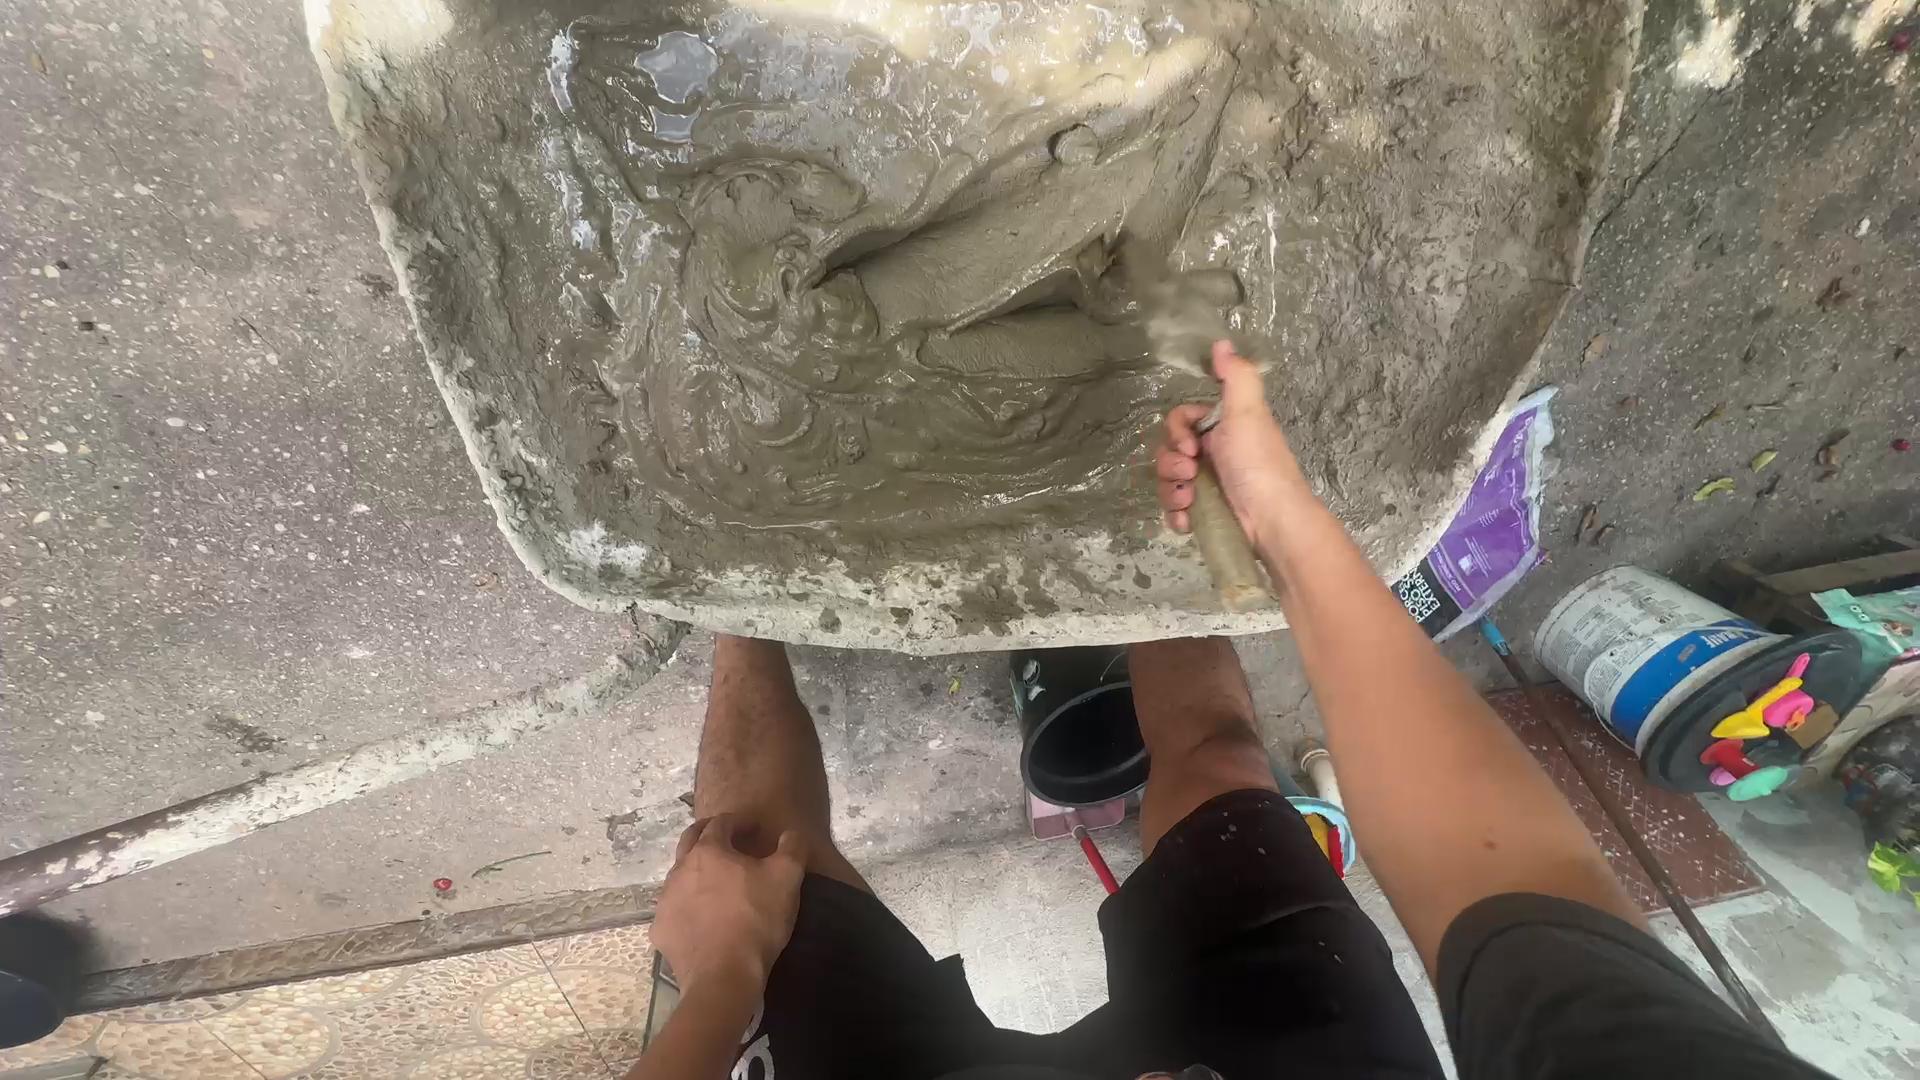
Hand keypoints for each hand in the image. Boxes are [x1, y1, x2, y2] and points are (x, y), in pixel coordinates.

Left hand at [653, 814, 805, 993]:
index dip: (739, 822)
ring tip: (718, 881)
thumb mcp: (787, 876)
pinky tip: (702, 916)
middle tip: (729, 840)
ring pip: (679, 874)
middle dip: (709, 833)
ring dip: (697, 869)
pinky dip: (688, 903)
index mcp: (708, 851)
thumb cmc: (756, 919)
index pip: (720, 823)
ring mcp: (665, 902)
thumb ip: (791, 846)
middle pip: (690, 840)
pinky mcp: (660, 932)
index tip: (756, 829)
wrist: (724, 977)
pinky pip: (674, 908)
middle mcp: (680, 870)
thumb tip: (790, 833)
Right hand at [1155, 340, 1306, 548]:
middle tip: (1191, 474)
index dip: (1176, 432)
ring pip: (1166, 481)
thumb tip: (1222, 342)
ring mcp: (1205, 484)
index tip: (1190, 445)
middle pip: (1167, 451)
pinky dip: (1176, 515)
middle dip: (1171, 465)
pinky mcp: (1202, 511)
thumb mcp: (1249, 413)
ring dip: (1171, 491)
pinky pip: (1173, 509)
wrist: (1272, 519)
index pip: (1178, 421)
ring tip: (1189, 500)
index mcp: (1221, 428)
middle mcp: (1211, 453)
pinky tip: (1188, 520)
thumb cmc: (1259, 463)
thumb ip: (1235, 377)